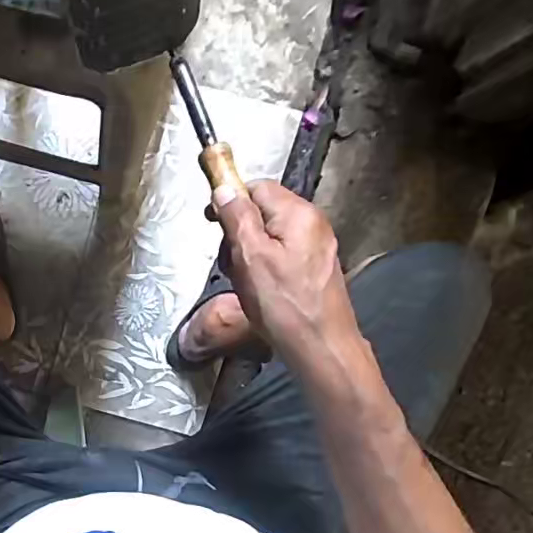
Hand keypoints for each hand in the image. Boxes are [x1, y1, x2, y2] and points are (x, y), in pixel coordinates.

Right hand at [211, 180, 365, 367]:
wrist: (320, 346)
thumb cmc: (284, 304)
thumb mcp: (250, 256)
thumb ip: (237, 217)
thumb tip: (225, 188)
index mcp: (298, 214)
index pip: (257, 187)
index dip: (231, 200)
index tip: (212, 221)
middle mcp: (312, 223)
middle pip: (263, 210)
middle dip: (238, 232)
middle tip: (231, 261)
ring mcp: (316, 245)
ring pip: (269, 234)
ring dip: (248, 252)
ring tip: (244, 279)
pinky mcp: (315, 266)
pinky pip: (281, 253)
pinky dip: (263, 265)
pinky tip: (258, 288)